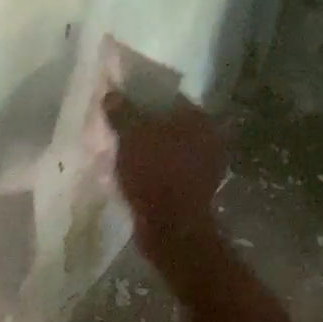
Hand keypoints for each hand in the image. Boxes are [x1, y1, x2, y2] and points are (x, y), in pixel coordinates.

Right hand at [102, 92, 227, 261]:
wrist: (172, 227)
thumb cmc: (154, 173)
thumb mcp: (131, 136)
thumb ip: (122, 112)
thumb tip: (112, 94)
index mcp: (199, 119)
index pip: (170, 98)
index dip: (145, 98)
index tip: (125, 104)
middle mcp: (210, 137)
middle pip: (172, 123)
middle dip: (149, 125)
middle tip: (123, 127)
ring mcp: (208, 165)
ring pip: (173, 147)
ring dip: (153, 147)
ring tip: (126, 150)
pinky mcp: (199, 188)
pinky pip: (173, 168)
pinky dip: (158, 167)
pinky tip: (138, 171)